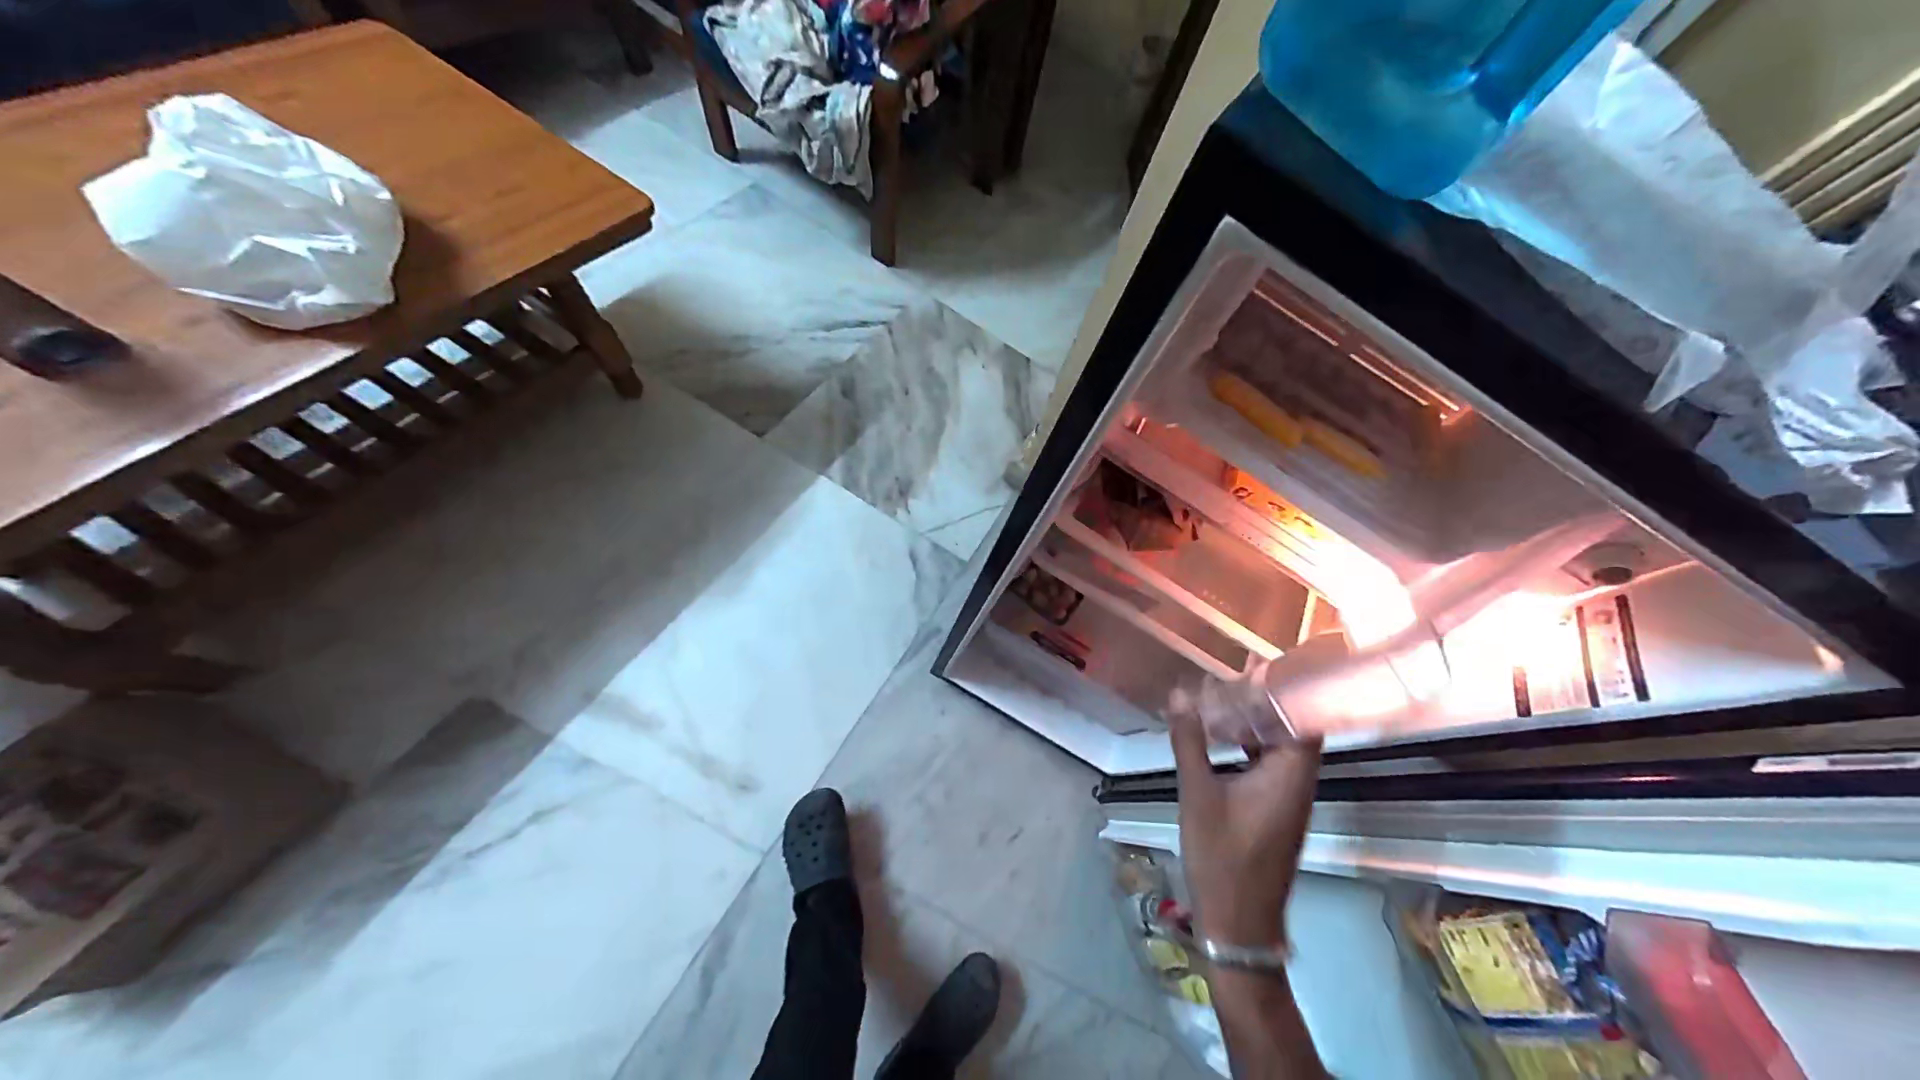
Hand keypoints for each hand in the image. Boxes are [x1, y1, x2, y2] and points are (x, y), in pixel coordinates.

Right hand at [1170, 699, 1321, 947]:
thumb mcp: (1197, 793)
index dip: (1288, 687)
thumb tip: (1181, 695)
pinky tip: (1222, 739)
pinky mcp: (1276, 811)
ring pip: (1281, 747)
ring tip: (1225, 699)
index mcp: (1289, 775)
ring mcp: (1289, 799)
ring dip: (1257, 723)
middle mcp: (1298, 783)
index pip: (1303, 718)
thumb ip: (1190, 741)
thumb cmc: (1221, 855)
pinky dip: (1251, 746)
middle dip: (1267, 700)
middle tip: (1236, 675)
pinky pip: (1270, 765)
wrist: (1239, 920)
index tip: (1261, 664)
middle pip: (1293, 728)